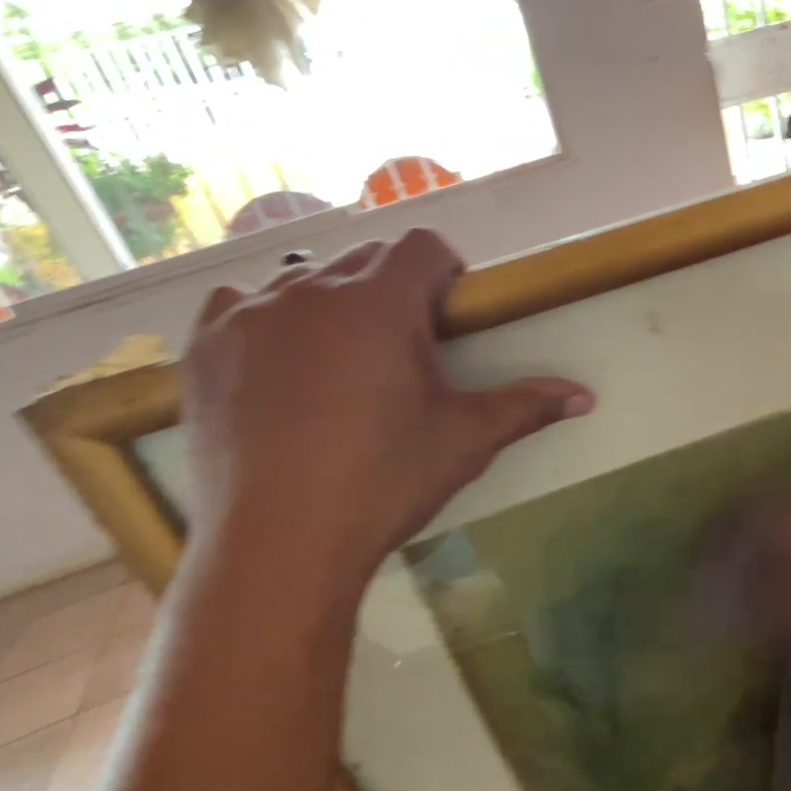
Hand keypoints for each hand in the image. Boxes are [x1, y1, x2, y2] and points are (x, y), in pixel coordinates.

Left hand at [180, 230, 592, 579]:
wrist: (279, 543)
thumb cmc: (383, 483)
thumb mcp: (464, 441)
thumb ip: (526, 406)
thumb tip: (586, 397)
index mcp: (379, 302)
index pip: (424, 246)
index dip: (446, 273)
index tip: (450, 318)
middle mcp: (310, 288)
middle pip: (366, 259)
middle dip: (392, 291)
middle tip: (402, 353)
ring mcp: (249, 313)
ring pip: (303, 279)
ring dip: (331, 303)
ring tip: (340, 362)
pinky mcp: (204, 346)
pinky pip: (239, 304)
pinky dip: (265, 320)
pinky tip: (277, 366)